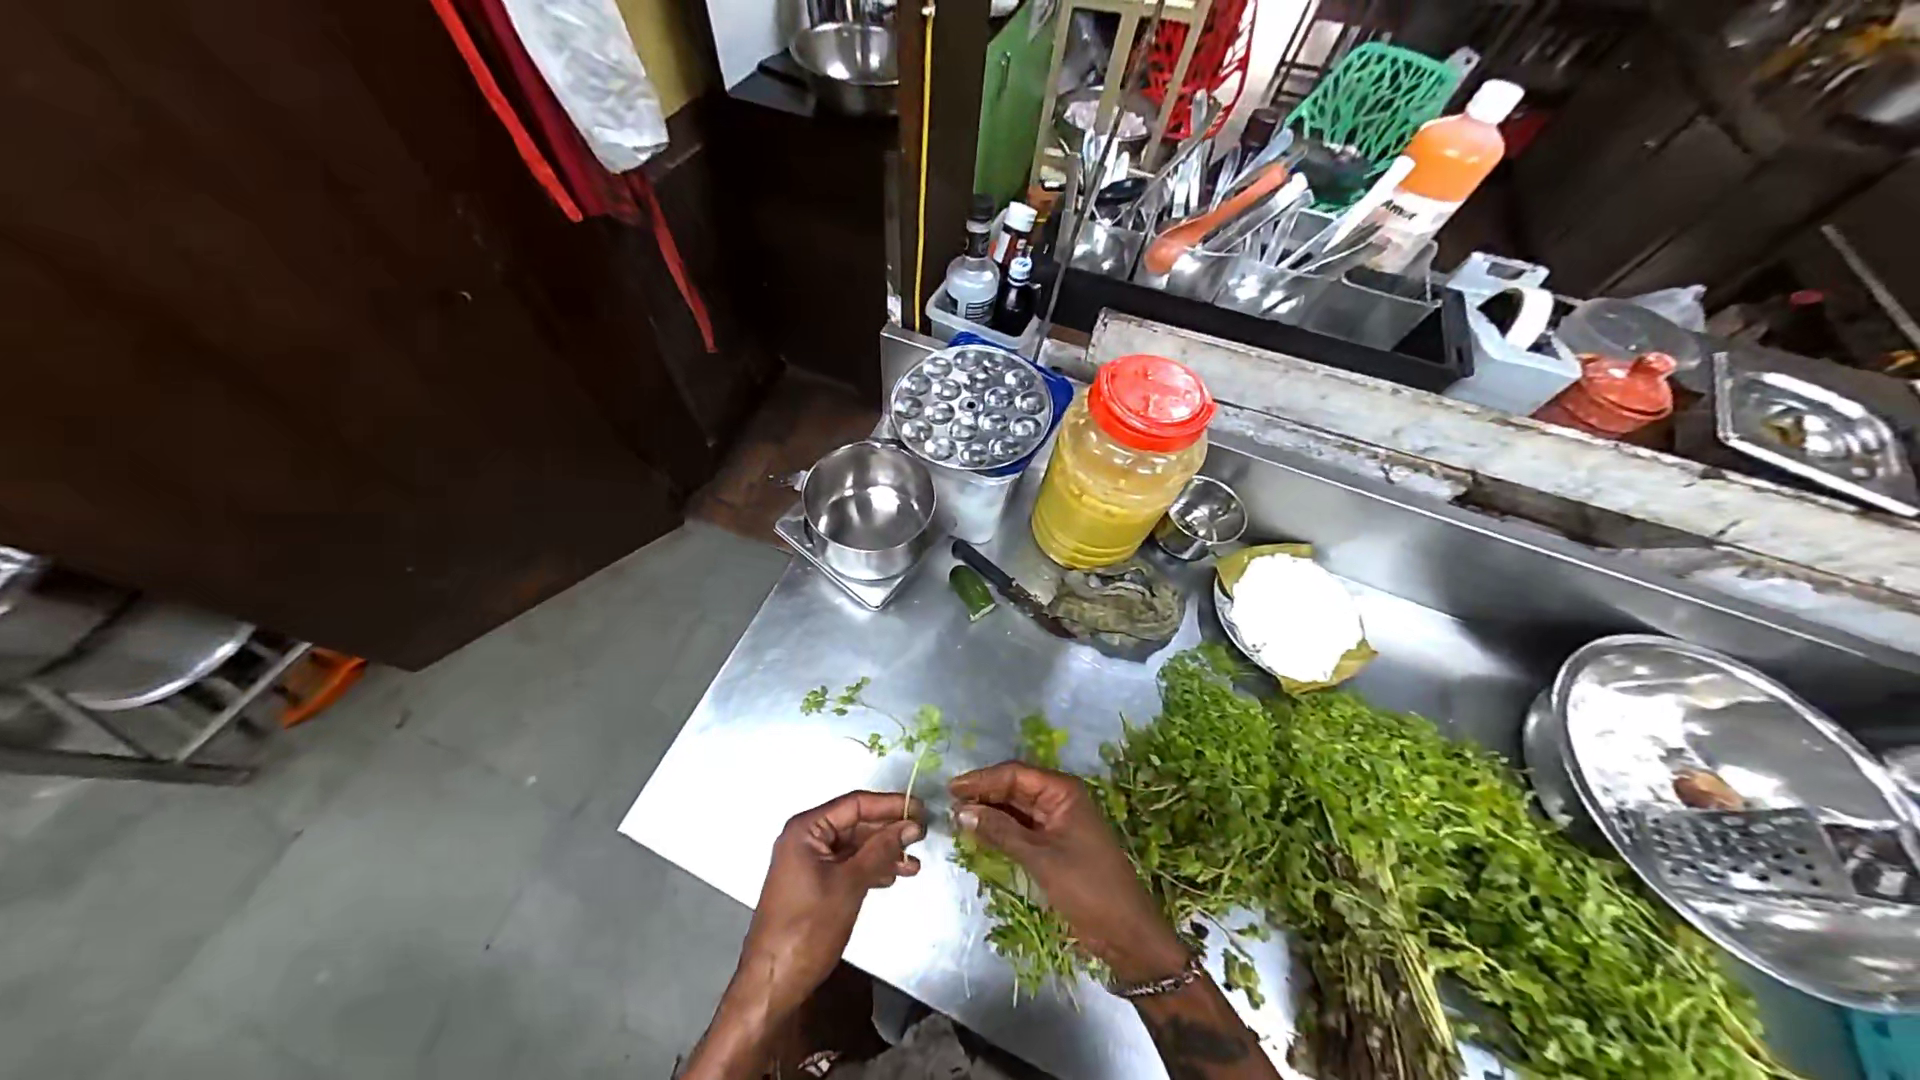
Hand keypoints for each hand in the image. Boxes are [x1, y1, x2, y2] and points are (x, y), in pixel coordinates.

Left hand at [733, 791, 926, 1017]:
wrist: (774, 983)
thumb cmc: (808, 928)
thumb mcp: (850, 884)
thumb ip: (882, 849)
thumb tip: (911, 825)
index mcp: (806, 828)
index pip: (855, 803)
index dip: (891, 805)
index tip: (921, 809)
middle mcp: (806, 838)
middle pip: (856, 823)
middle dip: (889, 831)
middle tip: (922, 837)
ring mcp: (809, 862)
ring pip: (855, 846)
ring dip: (884, 853)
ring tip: (913, 864)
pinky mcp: (814, 883)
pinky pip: (848, 865)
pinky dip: (870, 869)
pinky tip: (892, 877)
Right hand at [949, 762, 1186, 982]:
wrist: (1125, 933)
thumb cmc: (1088, 888)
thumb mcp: (1040, 858)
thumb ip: (1000, 831)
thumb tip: (961, 811)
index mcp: (1063, 791)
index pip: (1015, 774)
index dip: (982, 779)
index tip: (951, 788)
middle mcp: (1059, 800)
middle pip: (1014, 788)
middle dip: (983, 794)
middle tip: (949, 804)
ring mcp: (1056, 823)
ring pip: (1015, 808)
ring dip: (989, 812)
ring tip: (957, 818)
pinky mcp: (1053, 845)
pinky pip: (1021, 828)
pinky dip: (1000, 830)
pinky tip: (978, 833)